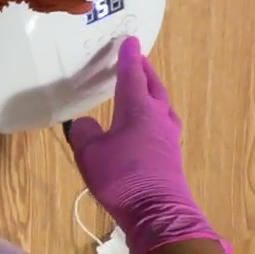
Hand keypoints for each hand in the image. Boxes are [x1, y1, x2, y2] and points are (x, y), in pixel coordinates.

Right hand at [66, 37, 225, 253]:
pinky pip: (161, 121)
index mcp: (138, 111)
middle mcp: (158, 117)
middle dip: (145, 71)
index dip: (127, 59)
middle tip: (137, 59)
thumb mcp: (89, 153)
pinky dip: (153, 111)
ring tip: (142, 87)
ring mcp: (168, 136)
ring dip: (152, 91)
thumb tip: (86, 122)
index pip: (132, 77)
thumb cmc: (121, 176)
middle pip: (154, 87)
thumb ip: (84, 133)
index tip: (128, 42)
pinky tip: (144, 120)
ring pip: (161, 104)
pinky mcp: (170, 153)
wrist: (157, 211)